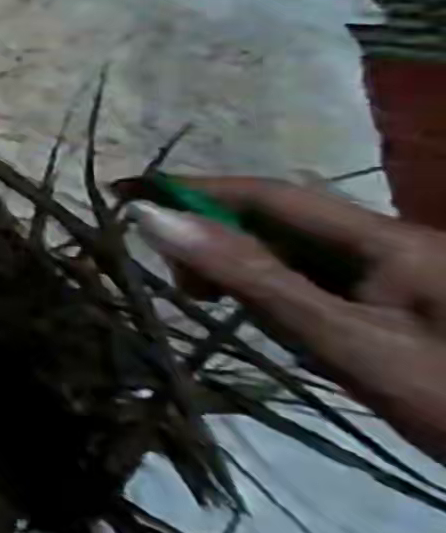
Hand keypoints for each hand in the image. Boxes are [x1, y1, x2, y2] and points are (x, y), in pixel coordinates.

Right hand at [128, 177, 445, 461]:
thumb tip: (150, 217)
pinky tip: (274, 319)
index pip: (267, 194)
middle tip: (176, 277)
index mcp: (392, 241)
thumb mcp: (348, 344)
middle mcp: (399, 245)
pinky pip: (322, 279)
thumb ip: (251, 278)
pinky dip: (278, 289)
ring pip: (298, 252)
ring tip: (216, 302)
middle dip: (216, 236)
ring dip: (244, 267)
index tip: (121, 193)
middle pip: (281, 221)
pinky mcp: (412, 307)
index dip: (190, 188)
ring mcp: (410, 276)